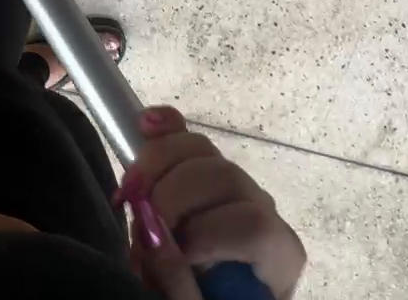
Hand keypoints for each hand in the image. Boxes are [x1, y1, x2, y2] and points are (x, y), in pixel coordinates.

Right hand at [119, 107, 305, 299]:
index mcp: (277, 251)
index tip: (178, 253)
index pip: (256, 225)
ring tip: (130, 196)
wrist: (203, 290)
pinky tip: (144, 125)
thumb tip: (151, 231)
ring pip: (198, 148)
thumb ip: (177, 281)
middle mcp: (260, 206)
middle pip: (223, 176)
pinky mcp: (200, 164)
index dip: (209, 233)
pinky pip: (183, 132)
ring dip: (155, 165)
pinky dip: (163, 126)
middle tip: (139, 223)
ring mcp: (230, 180)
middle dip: (171, 195)